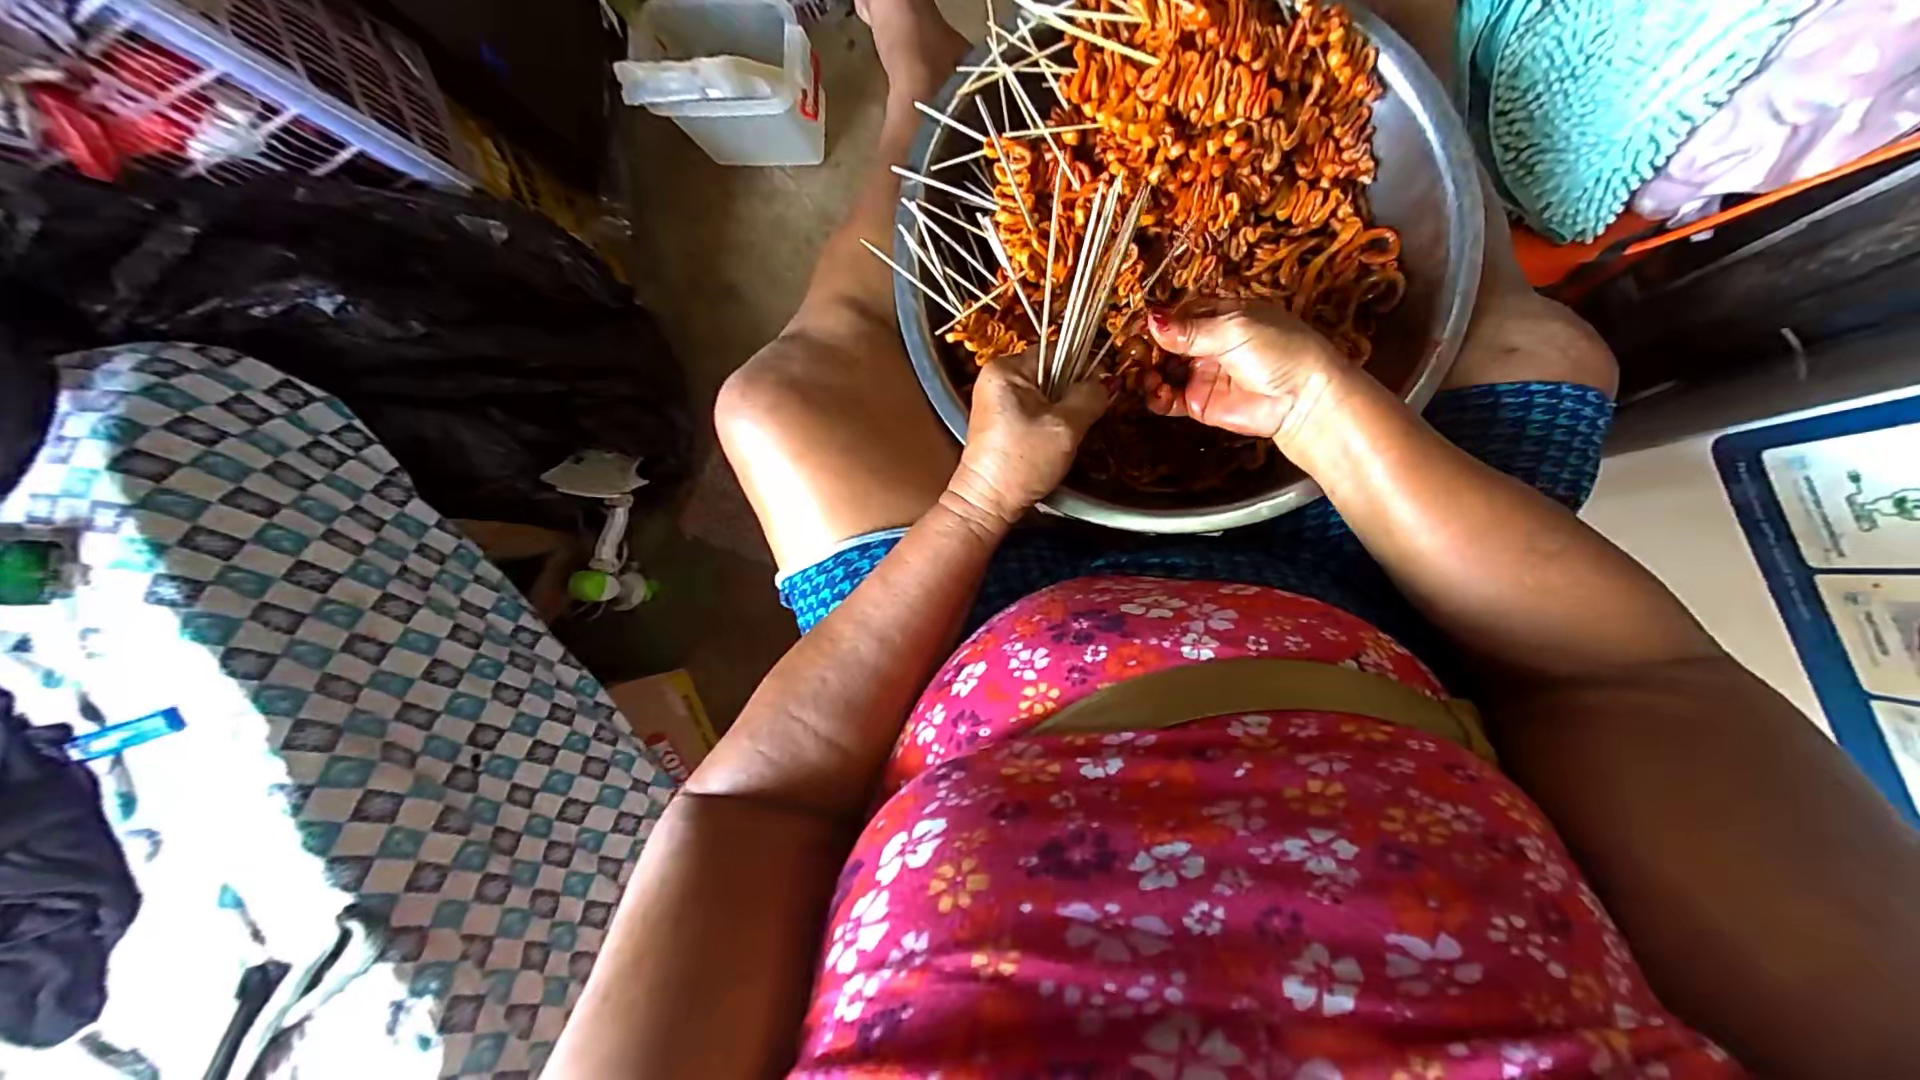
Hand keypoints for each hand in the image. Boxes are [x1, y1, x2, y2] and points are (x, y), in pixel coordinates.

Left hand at [946, 350, 1108, 528]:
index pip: (1057, 351)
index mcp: (1006, 368)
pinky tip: (1053, 443)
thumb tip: (1105, 381)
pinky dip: (1049, 423)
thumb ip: (1090, 396)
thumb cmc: (1022, 462)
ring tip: (1067, 435)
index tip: (1100, 390)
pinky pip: (1034, 411)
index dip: (1083, 368)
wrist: (987, 502)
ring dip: (1062, 412)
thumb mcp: (1065, 427)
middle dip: (1071, 395)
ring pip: (1045, 394)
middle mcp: (996, 378)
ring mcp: (995, 400)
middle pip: (1051, 372)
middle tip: (1082, 420)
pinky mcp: (999, 421)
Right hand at [1143, 301, 1360, 451]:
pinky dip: (1157, 397)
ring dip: (1148, 374)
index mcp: (1219, 316)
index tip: (1137, 328)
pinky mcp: (1198, 402)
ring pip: (1162, 372)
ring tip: (1146, 377)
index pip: (1177, 314)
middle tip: (1134, 356)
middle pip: (1164, 344)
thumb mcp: (1234, 330)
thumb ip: (1190, 329)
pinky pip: (1168, 399)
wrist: (1304, 399)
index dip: (1157, 322)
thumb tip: (1151, 319)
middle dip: (1147, 350)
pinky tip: (1157, 393)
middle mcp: (1206, 343)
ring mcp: (1201, 373)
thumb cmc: (1280, 351)